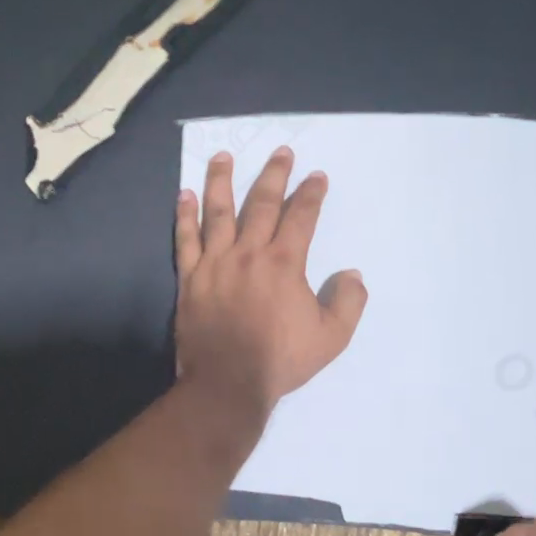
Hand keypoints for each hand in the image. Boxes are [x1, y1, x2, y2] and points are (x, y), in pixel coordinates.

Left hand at [174, 147, 367, 412]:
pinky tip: (183, 195)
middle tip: (279, 152)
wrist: (227, 383)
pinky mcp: (189, 279)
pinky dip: (184, 216)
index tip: (316, 176)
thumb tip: (351, 274)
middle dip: (273, 175)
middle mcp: (248, 253)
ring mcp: (214, 263)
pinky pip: (185, 240)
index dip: (311, 194)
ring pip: (217, 212)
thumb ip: (347, 302)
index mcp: (283, 263)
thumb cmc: (279, 360)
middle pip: (261, 204)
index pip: (301, 217)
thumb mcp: (331, 337)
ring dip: (221, 181)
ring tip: (222, 156)